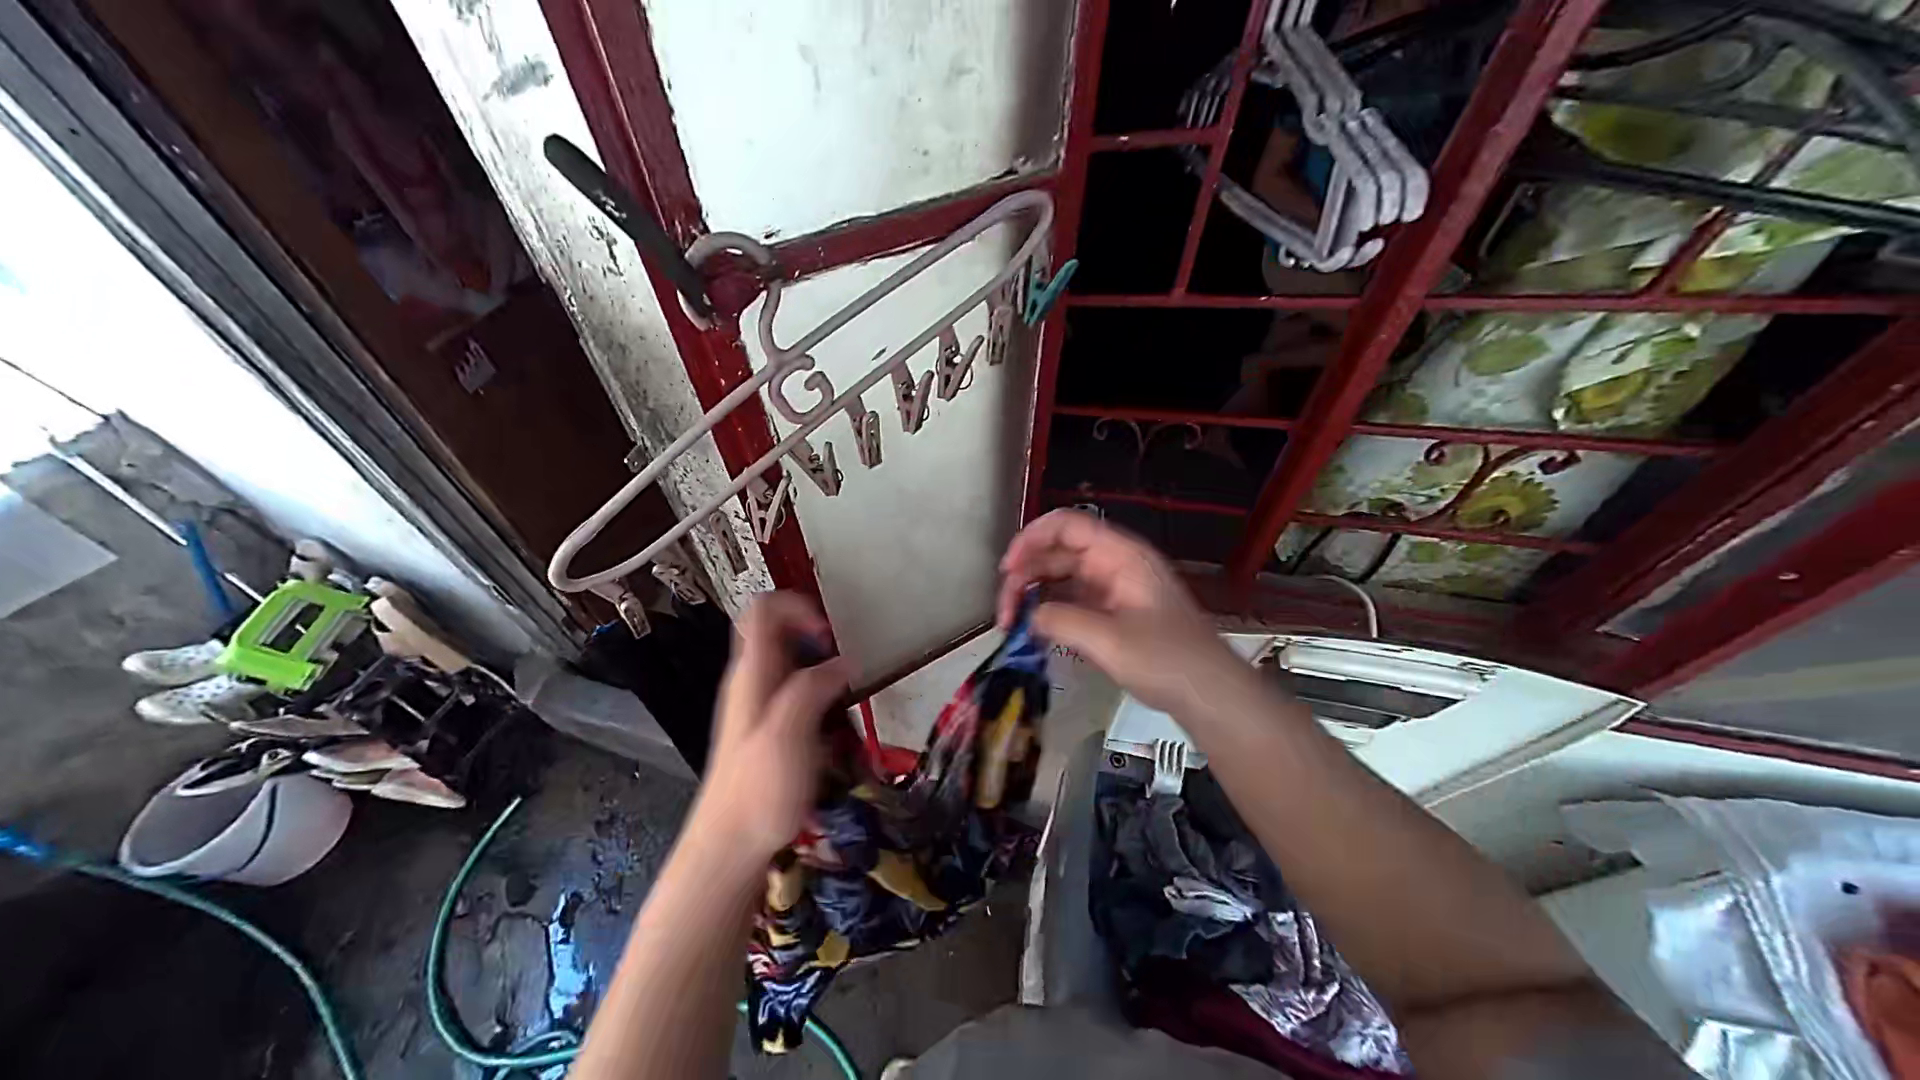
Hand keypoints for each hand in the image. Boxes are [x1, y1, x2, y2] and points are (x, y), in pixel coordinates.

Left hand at [694, 592, 850, 860]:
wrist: (730, 847)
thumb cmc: (758, 791)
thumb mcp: (790, 733)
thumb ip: (813, 688)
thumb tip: (843, 662)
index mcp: (751, 674)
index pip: (763, 609)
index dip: (797, 606)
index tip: (828, 635)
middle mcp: (751, 681)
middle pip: (777, 629)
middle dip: (814, 631)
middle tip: (844, 658)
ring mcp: (758, 703)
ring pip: (788, 658)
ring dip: (819, 660)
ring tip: (847, 683)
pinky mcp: (769, 727)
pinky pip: (795, 686)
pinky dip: (818, 685)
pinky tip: (836, 712)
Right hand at [996, 510, 1258, 718]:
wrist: (1210, 693)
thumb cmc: (1166, 660)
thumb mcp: (1108, 640)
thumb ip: (1060, 620)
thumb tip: (1029, 615)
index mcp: (1120, 555)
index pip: (1067, 525)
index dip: (1031, 538)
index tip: (1007, 569)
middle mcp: (1115, 564)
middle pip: (1058, 551)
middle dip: (1025, 574)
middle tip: (1003, 611)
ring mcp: (1114, 587)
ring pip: (1062, 576)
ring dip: (1033, 594)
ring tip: (1011, 623)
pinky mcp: (1114, 612)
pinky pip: (1072, 599)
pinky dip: (1049, 610)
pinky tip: (1034, 630)